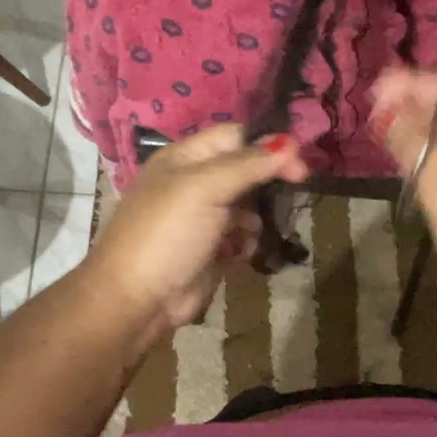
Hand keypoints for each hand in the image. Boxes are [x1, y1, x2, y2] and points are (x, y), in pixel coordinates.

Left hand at [87, 125, 307, 330]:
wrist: (138, 299)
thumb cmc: (167, 234)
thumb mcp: (205, 188)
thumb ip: (248, 164)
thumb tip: (291, 143)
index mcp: (183, 158)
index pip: (235, 136)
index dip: (268, 146)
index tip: (299, 167)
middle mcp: (192, 182)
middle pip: (244, 169)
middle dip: (266, 181)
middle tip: (292, 194)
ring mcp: (201, 216)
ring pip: (247, 204)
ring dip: (258, 216)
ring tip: (253, 231)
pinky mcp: (210, 247)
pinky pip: (241, 234)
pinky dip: (247, 241)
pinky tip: (242, 252)